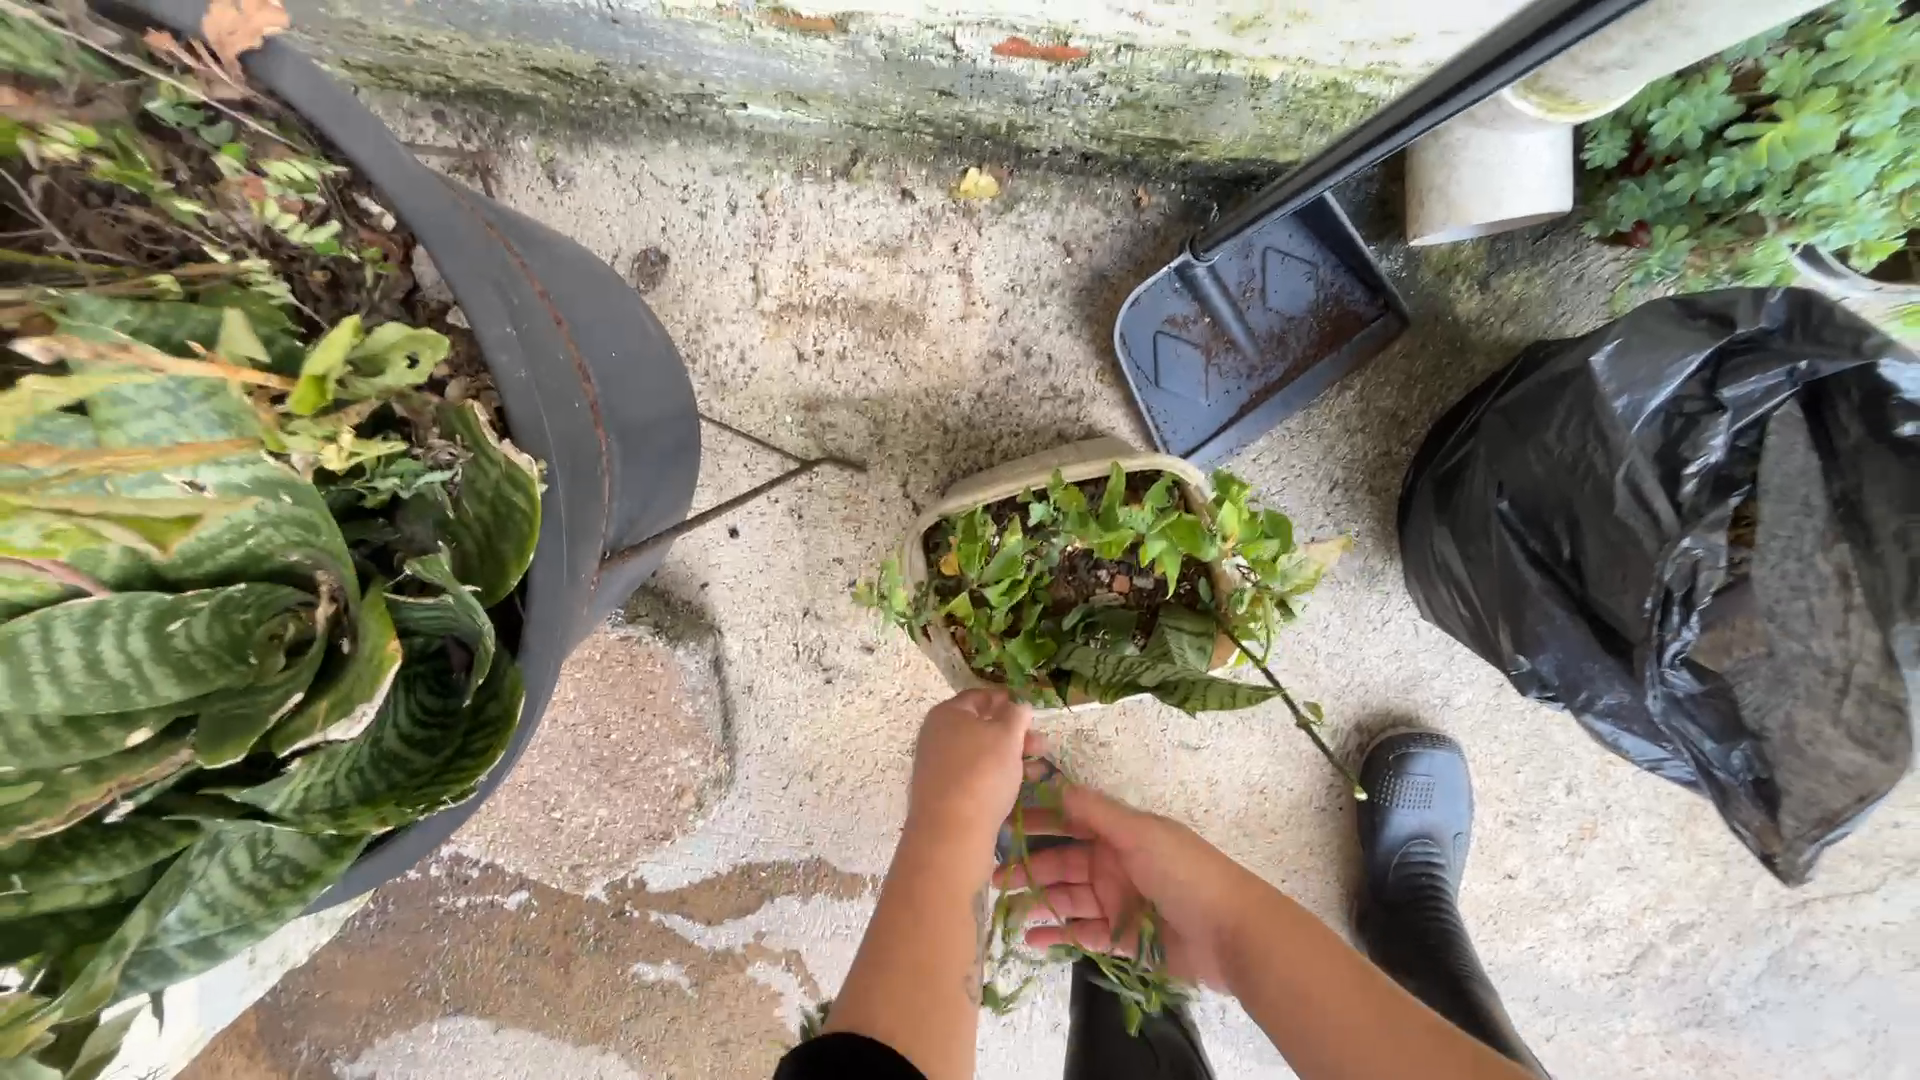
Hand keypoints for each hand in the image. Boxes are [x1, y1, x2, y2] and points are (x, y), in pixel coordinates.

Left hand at [903, 688, 1038, 868]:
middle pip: (982, 727)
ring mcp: (939, 766)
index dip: (1006, 699)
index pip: (979, 696)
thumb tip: (1017, 705)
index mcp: (947, 713)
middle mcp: (938, 736)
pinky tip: (1021, 785)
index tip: (1029, 709)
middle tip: (1041, 744)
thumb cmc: (982, 771)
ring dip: (1012, 756)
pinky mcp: (945, 793)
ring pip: (981, 753)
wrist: (952, 830)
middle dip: (1015, 733)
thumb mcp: (1007, 734)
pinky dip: (998, 775)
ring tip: (1040, 768)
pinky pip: (976, 775)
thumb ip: (1016, 714)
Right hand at [995, 782, 1268, 987]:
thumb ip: (1097, 812)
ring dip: (1038, 901)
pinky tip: (1032, 939)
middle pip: (1062, 862)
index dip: (1038, 821)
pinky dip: (1058, 935)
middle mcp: (1114, 863)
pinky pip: (1083, 934)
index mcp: (1119, 833)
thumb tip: (1058, 784)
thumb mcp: (1141, 833)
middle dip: (1028, 867)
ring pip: (1068, 898)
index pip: (1070, 821)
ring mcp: (1118, 902)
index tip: (1002, 824)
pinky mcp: (1123, 938)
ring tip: (1004, 909)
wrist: (1233, 933)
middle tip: (991, 875)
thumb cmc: (1186, 873)